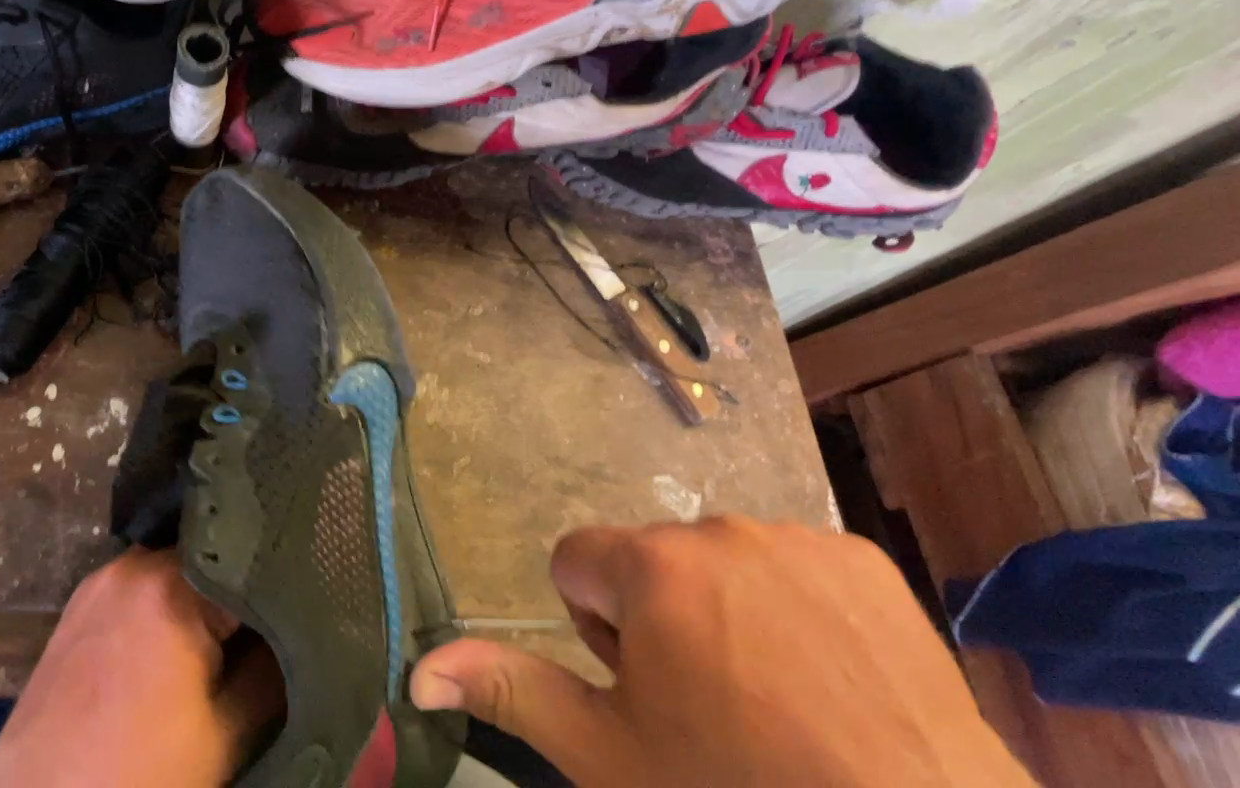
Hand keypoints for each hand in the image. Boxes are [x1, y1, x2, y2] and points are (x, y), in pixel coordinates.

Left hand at [0, 548, 280, 786]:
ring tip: (231, 645)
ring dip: (206, 603)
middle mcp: (132, 563)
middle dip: (243, 595)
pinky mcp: (78, 608)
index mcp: (171, 580)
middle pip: (212, 562)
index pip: (253, 560)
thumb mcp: (227, 732)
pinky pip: (142, 593)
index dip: (284, 589)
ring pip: (176, 576)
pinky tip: (182, 652)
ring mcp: (98, 583)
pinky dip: (168, 612)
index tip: (306, 609)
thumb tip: (301, 629)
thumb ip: (273, 672)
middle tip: (272, 633)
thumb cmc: (141, 768)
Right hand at [411, 518, 1035, 786]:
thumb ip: (511, 690)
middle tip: (708, 706)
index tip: (642, 690)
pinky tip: (827, 680)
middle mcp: (719, 527)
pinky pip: (792, 565)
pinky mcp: (865, 558)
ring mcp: (799, 538)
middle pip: (649, 560)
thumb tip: (419, 667)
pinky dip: (791, 609)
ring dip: (722, 612)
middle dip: (657, 618)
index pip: (574, 560)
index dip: (594, 628)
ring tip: (772, 699)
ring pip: (719, 562)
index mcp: (650, 565)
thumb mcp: (607, 755)